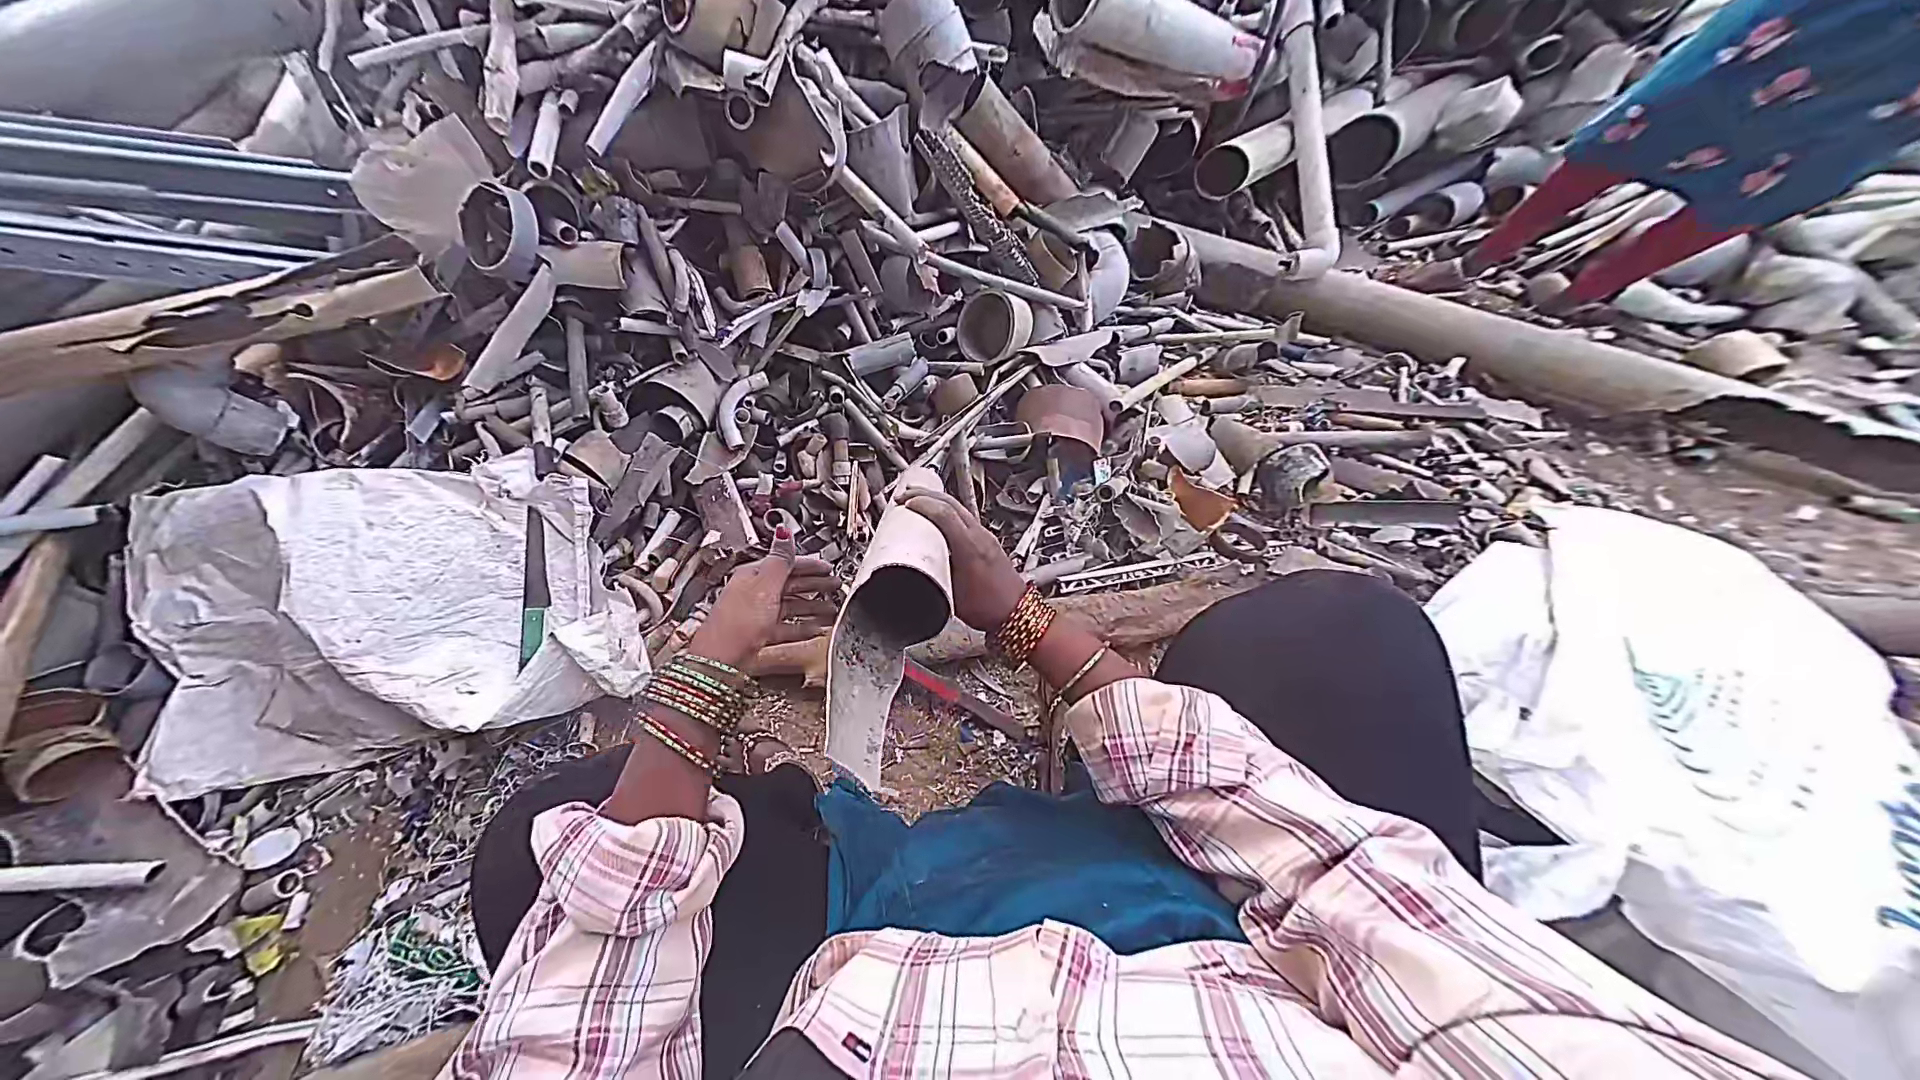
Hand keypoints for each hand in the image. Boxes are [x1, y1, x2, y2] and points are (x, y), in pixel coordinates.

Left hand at [687, 530, 835, 666]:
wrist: (721, 660)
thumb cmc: (737, 622)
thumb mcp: (764, 584)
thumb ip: (780, 559)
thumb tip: (784, 532)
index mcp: (752, 576)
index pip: (786, 565)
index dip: (809, 565)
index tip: (827, 567)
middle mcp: (754, 594)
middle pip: (790, 586)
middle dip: (815, 585)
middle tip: (834, 585)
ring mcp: (758, 616)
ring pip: (791, 607)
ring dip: (813, 607)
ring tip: (831, 608)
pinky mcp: (761, 636)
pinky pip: (789, 627)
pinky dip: (805, 627)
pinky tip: (816, 629)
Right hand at [900, 486, 1025, 631]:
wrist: (1016, 612)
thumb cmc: (989, 608)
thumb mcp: (950, 595)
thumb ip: (932, 578)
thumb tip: (913, 569)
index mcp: (970, 547)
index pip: (944, 513)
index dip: (921, 504)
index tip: (905, 504)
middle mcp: (980, 537)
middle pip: (951, 503)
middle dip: (925, 495)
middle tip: (906, 496)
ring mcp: (985, 537)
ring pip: (959, 507)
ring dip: (937, 500)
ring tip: (919, 499)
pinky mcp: (987, 541)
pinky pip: (965, 516)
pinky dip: (948, 510)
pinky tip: (940, 515)